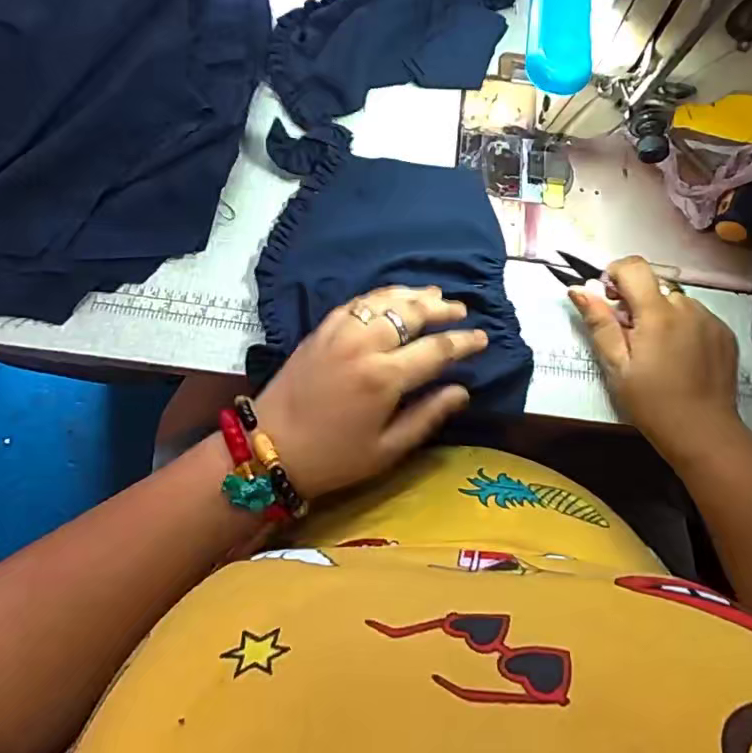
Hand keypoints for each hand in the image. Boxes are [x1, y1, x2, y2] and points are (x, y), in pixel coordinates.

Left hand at [253, 286, 488, 499]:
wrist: (269, 447)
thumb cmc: (334, 457)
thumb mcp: (388, 450)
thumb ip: (428, 415)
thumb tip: (462, 390)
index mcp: (384, 377)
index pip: (436, 349)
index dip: (464, 342)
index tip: (482, 337)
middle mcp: (364, 345)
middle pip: (412, 313)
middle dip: (442, 308)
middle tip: (461, 309)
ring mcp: (340, 332)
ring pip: (385, 299)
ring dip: (413, 294)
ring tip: (435, 295)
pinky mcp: (322, 329)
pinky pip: (359, 301)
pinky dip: (382, 295)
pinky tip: (393, 298)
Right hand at [569, 256, 749, 462]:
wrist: (704, 433)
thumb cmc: (651, 403)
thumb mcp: (616, 366)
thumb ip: (599, 323)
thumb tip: (579, 289)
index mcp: (657, 313)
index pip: (634, 267)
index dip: (616, 274)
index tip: (609, 299)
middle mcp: (687, 308)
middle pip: (654, 287)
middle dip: (638, 303)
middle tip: (631, 338)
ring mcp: (710, 320)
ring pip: (676, 302)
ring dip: (662, 316)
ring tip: (658, 352)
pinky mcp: (725, 334)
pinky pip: (696, 317)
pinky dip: (683, 328)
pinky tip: (680, 358)